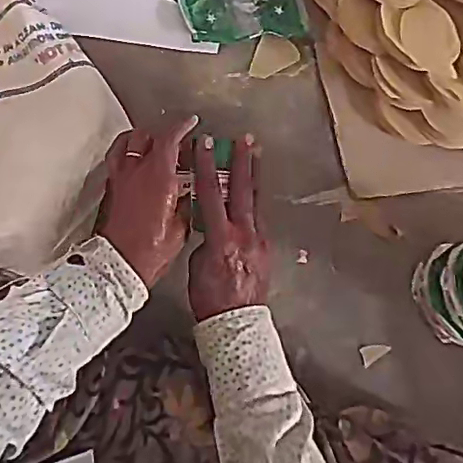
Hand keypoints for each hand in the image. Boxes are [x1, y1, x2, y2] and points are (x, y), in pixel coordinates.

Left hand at [96, 115, 197, 286]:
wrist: (118, 265)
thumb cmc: (150, 250)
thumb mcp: (181, 227)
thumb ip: (187, 204)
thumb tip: (190, 195)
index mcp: (158, 176)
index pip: (169, 138)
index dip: (181, 126)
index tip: (191, 122)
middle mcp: (135, 171)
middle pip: (145, 135)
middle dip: (163, 133)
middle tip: (177, 141)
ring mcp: (119, 178)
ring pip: (126, 143)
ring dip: (140, 139)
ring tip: (151, 144)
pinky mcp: (110, 189)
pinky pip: (117, 159)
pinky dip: (127, 153)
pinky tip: (135, 163)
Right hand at [187, 134, 271, 321]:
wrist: (237, 323)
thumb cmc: (209, 298)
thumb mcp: (196, 264)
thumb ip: (203, 239)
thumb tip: (208, 226)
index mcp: (222, 237)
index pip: (211, 193)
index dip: (206, 166)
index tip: (205, 144)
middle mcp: (244, 234)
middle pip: (242, 190)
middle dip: (242, 162)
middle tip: (245, 139)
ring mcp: (259, 240)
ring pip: (256, 201)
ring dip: (254, 177)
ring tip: (256, 155)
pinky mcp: (266, 248)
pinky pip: (258, 219)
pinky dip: (254, 203)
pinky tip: (252, 194)